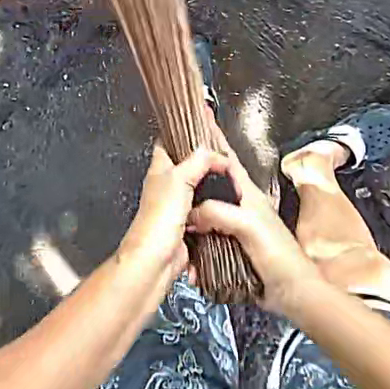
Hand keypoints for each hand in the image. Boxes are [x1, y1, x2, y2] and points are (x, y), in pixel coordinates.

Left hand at [114, 145, 229, 288]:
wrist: (156, 260)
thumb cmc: (159, 217)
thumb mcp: (179, 179)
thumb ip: (198, 161)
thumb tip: (215, 153)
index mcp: (160, 168)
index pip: (169, 142)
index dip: (183, 133)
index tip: (203, 128)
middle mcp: (166, 184)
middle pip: (187, 165)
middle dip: (206, 162)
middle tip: (226, 158)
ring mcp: (176, 206)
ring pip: (198, 189)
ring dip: (213, 187)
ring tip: (232, 179)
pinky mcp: (187, 226)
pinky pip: (204, 213)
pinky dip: (215, 210)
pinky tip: (228, 206)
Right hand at [186, 154, 326, 315]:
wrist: (293, 295)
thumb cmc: (280, 258)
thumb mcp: (248, 225)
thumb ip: (218, 212)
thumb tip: (191, 213)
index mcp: (248, 194)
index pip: (227, 159)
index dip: (212, 142)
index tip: (196, 128)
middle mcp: (240, 207)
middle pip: (211, 185)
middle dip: (192, 179)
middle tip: (171, 176)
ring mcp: (235, 228)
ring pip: (206, 212)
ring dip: (191, 214)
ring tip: (172, 212)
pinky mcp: (231, 249)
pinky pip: (207, 238)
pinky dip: (195, 241)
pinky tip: (184, 245)